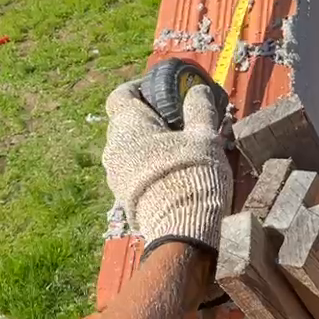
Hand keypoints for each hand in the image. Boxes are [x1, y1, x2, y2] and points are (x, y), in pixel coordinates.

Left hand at [102, 79, 231, 253]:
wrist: (181, 231)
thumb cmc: (192, 176)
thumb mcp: (205, 137)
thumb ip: (200, 109)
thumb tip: (197, 90)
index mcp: (128, 126)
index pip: (121, 95)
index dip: (139, 88)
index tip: (160, 89)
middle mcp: (113, 149)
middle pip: (126, 123)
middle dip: (150, 119)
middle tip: (178, 122)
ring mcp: (115, 176)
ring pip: (130, 150)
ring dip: (150, 146)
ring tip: (179, 151)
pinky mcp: (124, 199)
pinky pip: (134, 173)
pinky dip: (150, 167)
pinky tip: (174, 175)